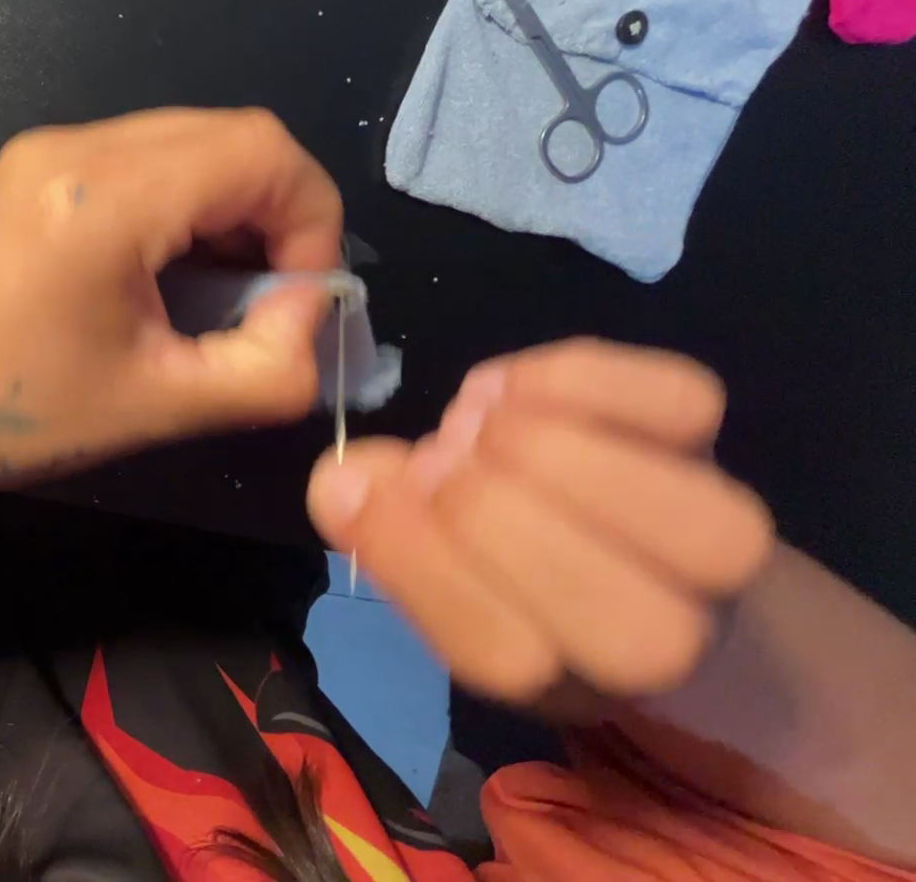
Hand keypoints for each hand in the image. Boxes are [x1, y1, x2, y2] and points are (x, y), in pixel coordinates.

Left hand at [0, 108, 341, 471]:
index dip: (309, 217)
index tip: (295, 296)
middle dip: (273, 213)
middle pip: (229, 135)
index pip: (260, 151)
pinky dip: (181, 202)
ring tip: (215, 287)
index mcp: (103, 200)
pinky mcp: (35, 162)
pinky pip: (141, 155)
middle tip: (262, 296)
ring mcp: (47, 146)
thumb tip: (311, 312)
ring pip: (188, 141)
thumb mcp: (162, 405)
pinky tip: (167, 267)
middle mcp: (74, 146)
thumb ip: (270, 368)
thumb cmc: (23, 413)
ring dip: (227, 207)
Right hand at [306, 340, 775, 703]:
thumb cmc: (505, 569)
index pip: (506, 655)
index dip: (420, 560)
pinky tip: (509, 386)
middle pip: (617, 608)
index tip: (358, 494)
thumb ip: (382, 538)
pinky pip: (680, 403)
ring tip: (472, 424)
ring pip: (681, 514)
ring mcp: (719, 543)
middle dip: (484, 506)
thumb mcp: (430, 579)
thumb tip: (338, 479)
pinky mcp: (722, 448)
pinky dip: (577, 379)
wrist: (632, 546)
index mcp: (562, 680)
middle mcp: (666, 641)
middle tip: (429, 462)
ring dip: (541, 446)